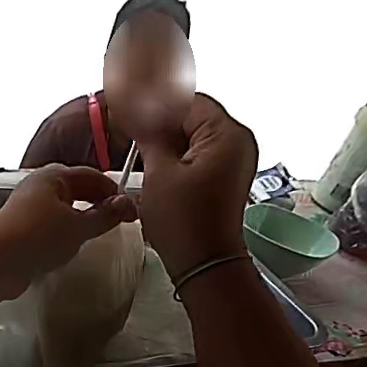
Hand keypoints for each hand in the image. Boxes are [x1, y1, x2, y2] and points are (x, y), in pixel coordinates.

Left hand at [0, 165, 137, 300]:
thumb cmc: (36, 237)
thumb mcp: (79, 227)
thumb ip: (105, 216)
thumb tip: (127, 205)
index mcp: (54, 175)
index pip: (93, 176)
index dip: (114, 190)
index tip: (131, 208)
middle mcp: (39, 186)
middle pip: (77, 189)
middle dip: (98, 202)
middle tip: (118, 220)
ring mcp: (28, 207)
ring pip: (64, 208)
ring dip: (82, 217)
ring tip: (99, 232)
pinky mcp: (22, 229)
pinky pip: (52, 224)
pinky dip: (67, 231)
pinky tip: (73, 245)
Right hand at [133, 93, 257, 279]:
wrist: (204, 266)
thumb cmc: (186, 225)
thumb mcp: (159, 172)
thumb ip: (150, 132)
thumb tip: (137, 106)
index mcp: (226, 134)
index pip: (186, 101)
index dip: (153, 103)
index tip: (128, 108)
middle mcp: (237, 143)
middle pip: (192, 116)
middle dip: (160, 121)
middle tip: (130, 130)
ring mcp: (234, 161)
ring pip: (194, 135)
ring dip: (167, 139)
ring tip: (139, 150)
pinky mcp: (226, 178)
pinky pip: (200, 154)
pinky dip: (177, 155)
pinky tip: (155, 165)